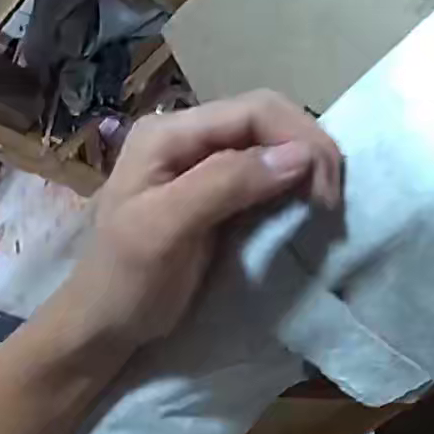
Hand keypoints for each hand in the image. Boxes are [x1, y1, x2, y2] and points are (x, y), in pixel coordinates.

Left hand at [45, 91, 342, 350]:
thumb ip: (225, 184)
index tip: (326, 193)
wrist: (103, 323)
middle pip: (264, 118)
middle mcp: (185, 134)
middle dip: (306, 149)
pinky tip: (301, 205)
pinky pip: (262, 171)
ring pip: (267, 142)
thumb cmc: (125, 280)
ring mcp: (198, 160)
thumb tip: (300, 154)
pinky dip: (290, 184)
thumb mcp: (165, 229)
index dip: (299, 139)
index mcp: (167, 132)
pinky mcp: (213, 188)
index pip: (252, 110)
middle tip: (330, 201)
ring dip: (303, 166)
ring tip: (322, 203)